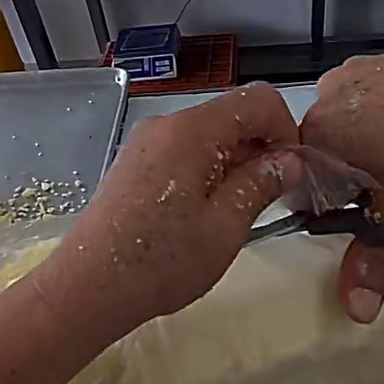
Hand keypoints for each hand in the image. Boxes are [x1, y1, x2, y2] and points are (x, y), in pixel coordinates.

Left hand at [33, 84, 300, 343]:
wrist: (90, 283)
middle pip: (231, 114)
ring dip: (235, 161)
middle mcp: (165, 124)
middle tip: (274, 197)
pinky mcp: (135, 161)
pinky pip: (183, 149)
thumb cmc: (161, 259)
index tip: (293, 172)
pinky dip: (207, 167)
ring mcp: (146, 141)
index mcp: (190, 130)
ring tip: (238, 210)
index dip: (286, 130)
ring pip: (208, 134)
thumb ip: (260, 183)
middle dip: (262, 148)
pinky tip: (205, 209)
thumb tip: (290, 159)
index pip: (257, 100)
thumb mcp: (224, 226)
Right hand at [300, 36, 383, 321]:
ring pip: (343, 121)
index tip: (365, 209)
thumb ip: (371, 261)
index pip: (299, 180)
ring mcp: (350, 72)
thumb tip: (354, 313)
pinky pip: (364, 96)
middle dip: (346, 171)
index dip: (330, 203)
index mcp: (314, 134)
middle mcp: (321, 97)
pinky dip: (381, 112)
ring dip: (363, 141)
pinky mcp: (378, 59)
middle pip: (319, 148)